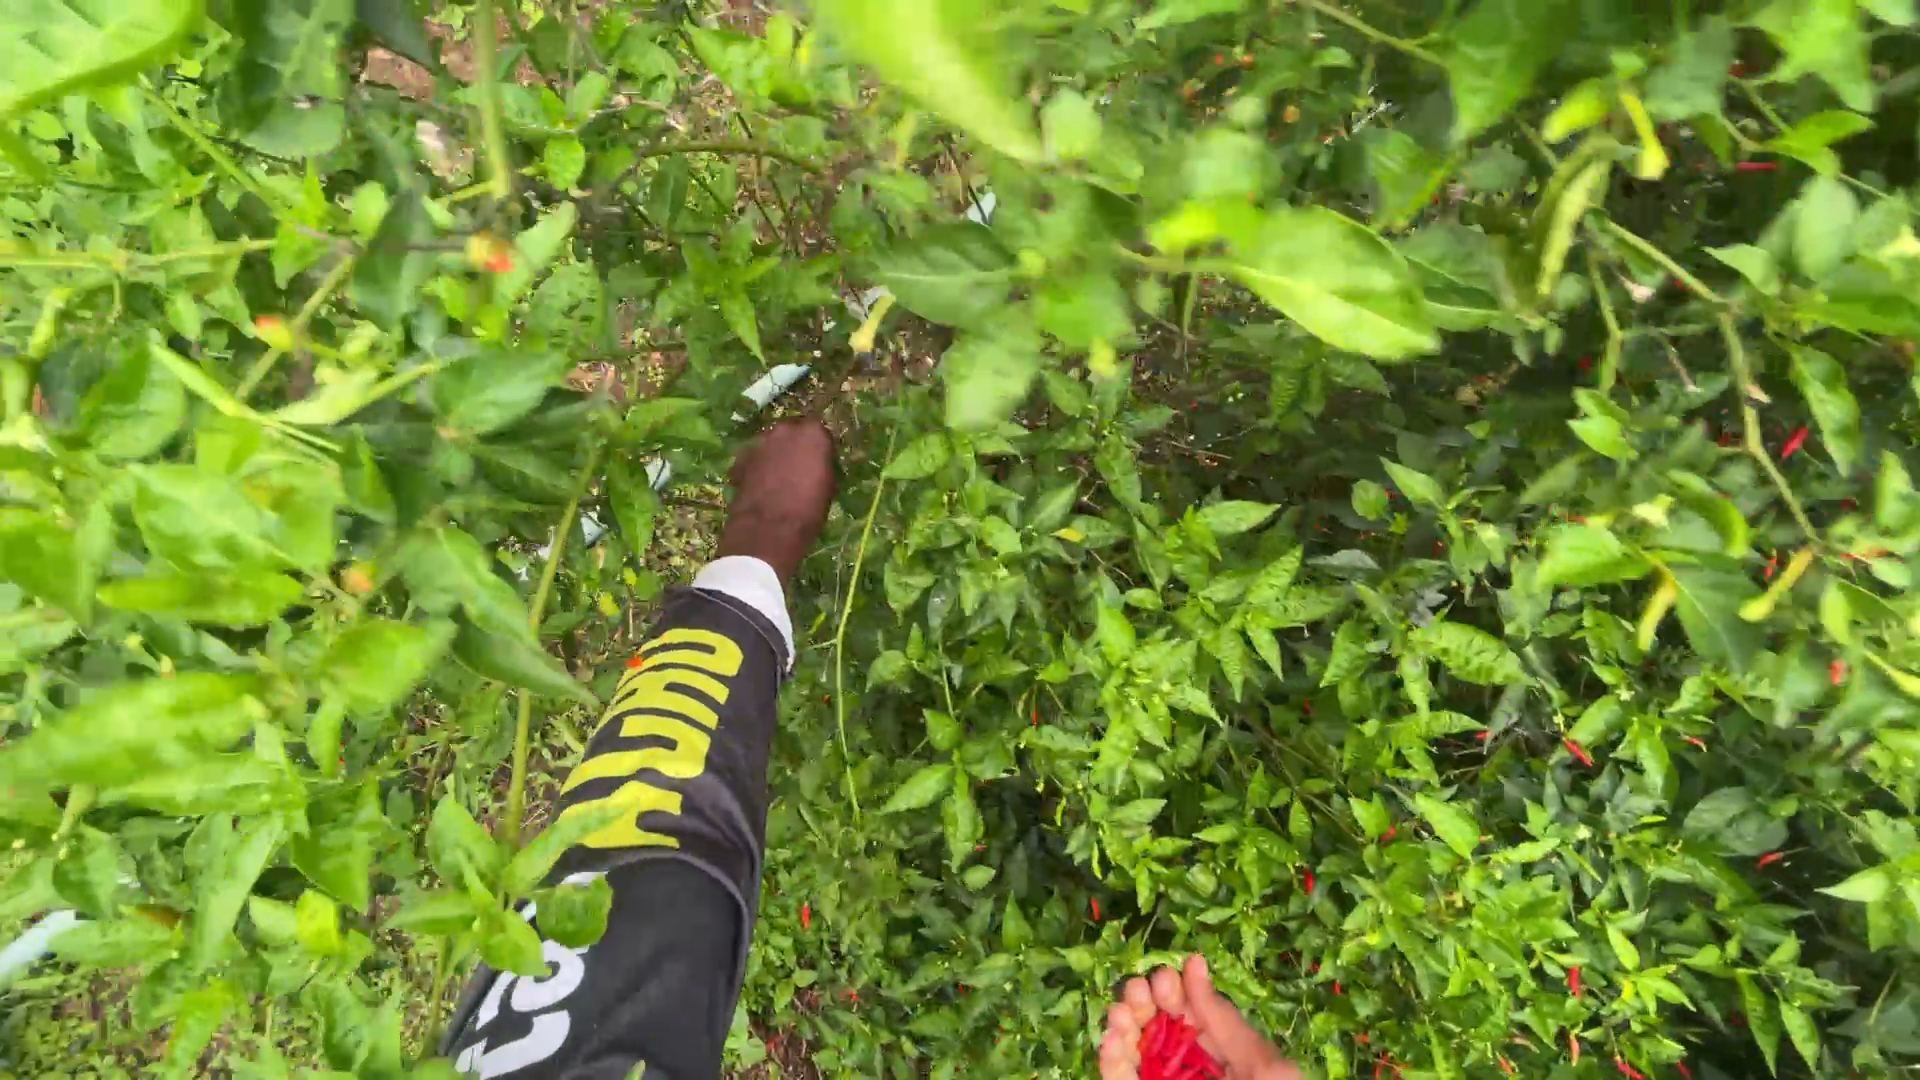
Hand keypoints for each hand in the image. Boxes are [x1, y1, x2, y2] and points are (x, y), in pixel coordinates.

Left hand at [716, 418, 836, 587]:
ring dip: (775, 454)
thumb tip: (818, 465)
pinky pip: (755, 457)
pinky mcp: (741, 458)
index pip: (820, 432)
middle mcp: (786, 430)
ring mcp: (760, 442)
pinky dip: (758, 466)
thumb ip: (822, 466)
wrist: (769, 529)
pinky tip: (761, 484)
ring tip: (779, 476)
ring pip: (772, 443)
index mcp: (813, 434)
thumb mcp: (828, 487)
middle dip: (795, 445)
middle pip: (793, 432)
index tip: (820, 461)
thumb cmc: (809, 511)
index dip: (820, 448)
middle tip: (799, 466)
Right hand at [1100, 956, 1300, 1079]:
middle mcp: (1188, 1070)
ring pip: (1131, 1050)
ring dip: (1120, 1024)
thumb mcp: (1266, 1070)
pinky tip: (1112, 1043)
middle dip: (1141, 999)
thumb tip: (1193, 961)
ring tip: (1121, 1014)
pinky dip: (1109, 1061)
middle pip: (1154, 1024)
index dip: (1173, 989)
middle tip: (1139, 990)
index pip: (1188, 1011)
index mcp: (1222, 1056)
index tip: (1168, 979)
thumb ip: (1224, 1020)